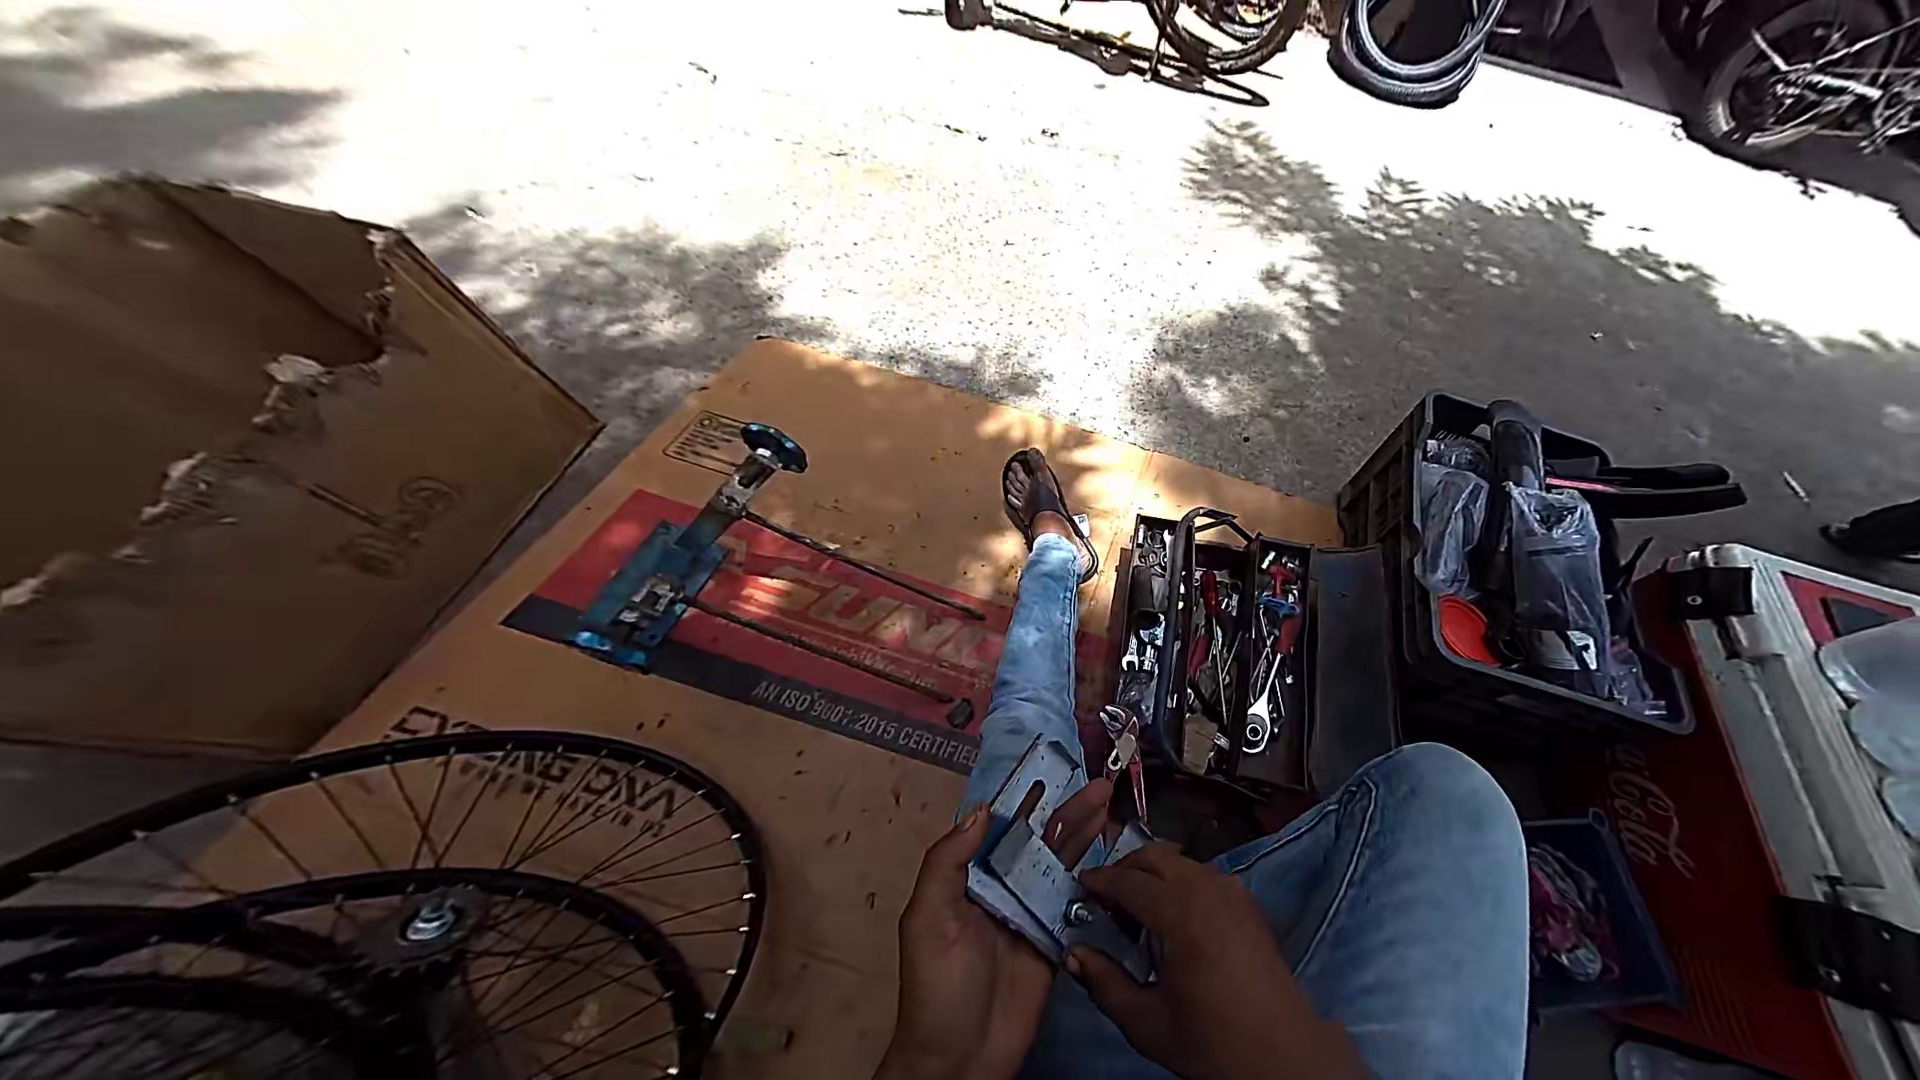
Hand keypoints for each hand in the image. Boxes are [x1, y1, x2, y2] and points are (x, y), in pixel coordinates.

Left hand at [875, 778, 1112, 1079]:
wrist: (960, 1059)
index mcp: (971, 873)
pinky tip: (1112, 858)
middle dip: (1067, 809)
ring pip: (1060, 862)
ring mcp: (1030, 911)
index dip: (1028, 797)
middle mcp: (1003, 884)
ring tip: (1110, 806)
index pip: (1002, 824)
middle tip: (1100, 785)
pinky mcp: (1053, 940)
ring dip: (1084, 834)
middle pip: (1039, 838)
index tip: (1054, 770)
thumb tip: (982, 810)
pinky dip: (1094, 879)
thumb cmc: (937, 984)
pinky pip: (1075, 903)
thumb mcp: (929, 916)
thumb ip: (948, 861)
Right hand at [1069, 843, 1368, 1079]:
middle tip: (1107, 901)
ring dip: (1152, 873)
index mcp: (1181, 911)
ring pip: (1178, 860)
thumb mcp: (1149, 1024)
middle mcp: (1206, 887)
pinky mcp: (1247, 901)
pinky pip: (1201, 873)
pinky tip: (1174, 917)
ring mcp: (1231, 890)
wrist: (1289, 1060)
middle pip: (1152, 856)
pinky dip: (1178, 881)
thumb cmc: (1214, 1041)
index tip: (1079, 890)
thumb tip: (1073, 953)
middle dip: (1124, 870)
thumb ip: (1105, 984)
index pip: (1126, 880)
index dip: (1098, 882)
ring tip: (1139, 910)